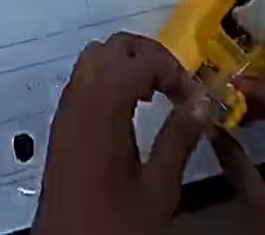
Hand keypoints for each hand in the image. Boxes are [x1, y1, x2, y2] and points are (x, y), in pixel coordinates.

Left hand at [32, 32, 206, 234]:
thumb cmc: (115, 222)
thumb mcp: (158, 187)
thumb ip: (179, 138)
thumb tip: (202, 103)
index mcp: (104, 102)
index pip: (142, 59)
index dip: (174, 71)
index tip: (196, 98)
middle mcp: (81, 91)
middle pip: (116, 46)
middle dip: (150, 57)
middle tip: (177, 87)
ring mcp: (68, 102)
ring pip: (97, 55)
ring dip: (128, 63)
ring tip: (155, 93)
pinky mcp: (62, 117)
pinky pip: (84, 75)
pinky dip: (109, 75)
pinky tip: (130, 106)